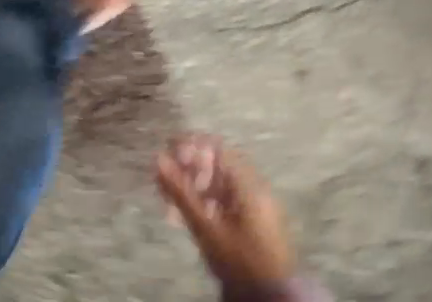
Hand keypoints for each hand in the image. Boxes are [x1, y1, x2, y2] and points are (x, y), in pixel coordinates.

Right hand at [156, 134, 296, 291]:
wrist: (273, 299)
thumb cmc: (240, 262)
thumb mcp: (207, 228)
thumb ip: (182, 192)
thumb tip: (158, 158)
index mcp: (248, 183)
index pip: (214, 146)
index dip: (188, 148)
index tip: (169, 165)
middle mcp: (254, 186)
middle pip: (215, 161)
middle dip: (187, 170)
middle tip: (165, 188)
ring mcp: (256, 202)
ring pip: (217, 180)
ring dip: (192, 186)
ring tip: (171, 207)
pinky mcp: (253, 217)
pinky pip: (225, 196)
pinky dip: (205, 199)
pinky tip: (190, 216)